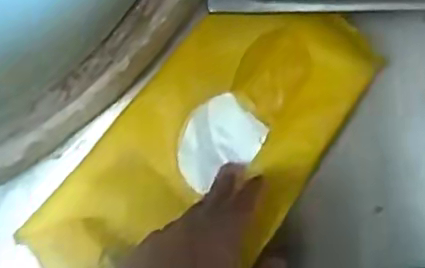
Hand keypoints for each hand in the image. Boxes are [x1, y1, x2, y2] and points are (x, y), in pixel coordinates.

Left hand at [113, 165, 278, 267]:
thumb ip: (262, 266)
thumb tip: (281, 256)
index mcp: (225, 227)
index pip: (245, 200)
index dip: (254, 188)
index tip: (260, 174)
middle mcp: (198, 221)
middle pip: (216, 196)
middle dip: (226, 182)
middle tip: (234, 167)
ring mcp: (168, 232)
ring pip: (190, 214)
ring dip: (201, 209)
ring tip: (207, 209)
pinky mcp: (142, 248)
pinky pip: (167, 233)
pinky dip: (177, 232)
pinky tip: (177, 239)